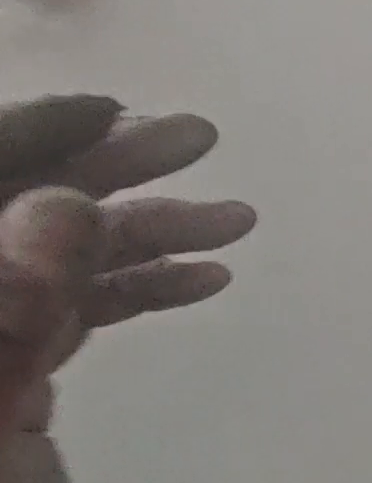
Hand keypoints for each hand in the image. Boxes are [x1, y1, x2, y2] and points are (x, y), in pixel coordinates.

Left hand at [0, 96, 254, 435]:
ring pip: (50, 256)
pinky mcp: (5, 371)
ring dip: (148, 230)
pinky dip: (145, 282)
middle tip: (197, 138)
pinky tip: (204, 274)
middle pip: (3, 215)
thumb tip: (59, 208)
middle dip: (103, 171)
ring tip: (236, 217)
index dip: (21, 140)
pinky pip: (76, 304)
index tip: (113, 110)